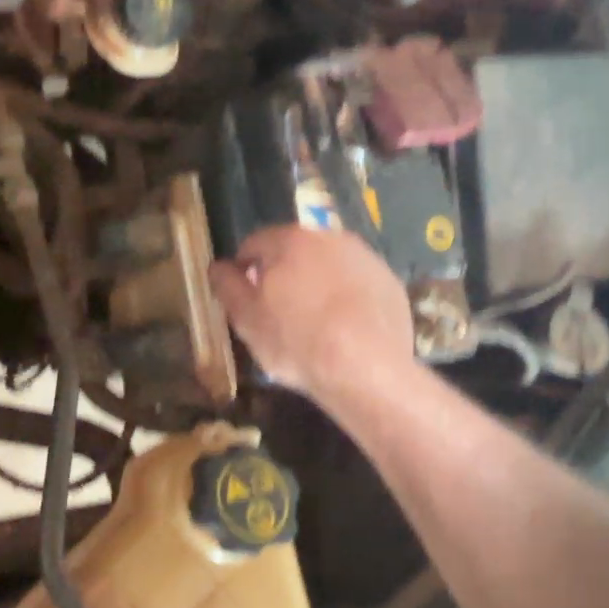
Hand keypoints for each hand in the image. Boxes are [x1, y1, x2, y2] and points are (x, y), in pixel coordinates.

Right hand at [208, 225, 414, 395]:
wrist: (366, 369)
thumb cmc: (295, 339)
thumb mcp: (245, 317)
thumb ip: (226, 285)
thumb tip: (217, 266)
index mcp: (290, 240)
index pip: (253, 244)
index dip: (244, 271)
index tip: (245, 298)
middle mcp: (330, 238)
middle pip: (294, 252)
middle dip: (282, 274)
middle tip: (276, 311)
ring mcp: (366, 258)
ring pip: (327, 266)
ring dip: (314, 284)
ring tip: (311, 323)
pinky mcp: (391, 283)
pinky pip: (355, 284)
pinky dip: (345, 298)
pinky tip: (341, 329)